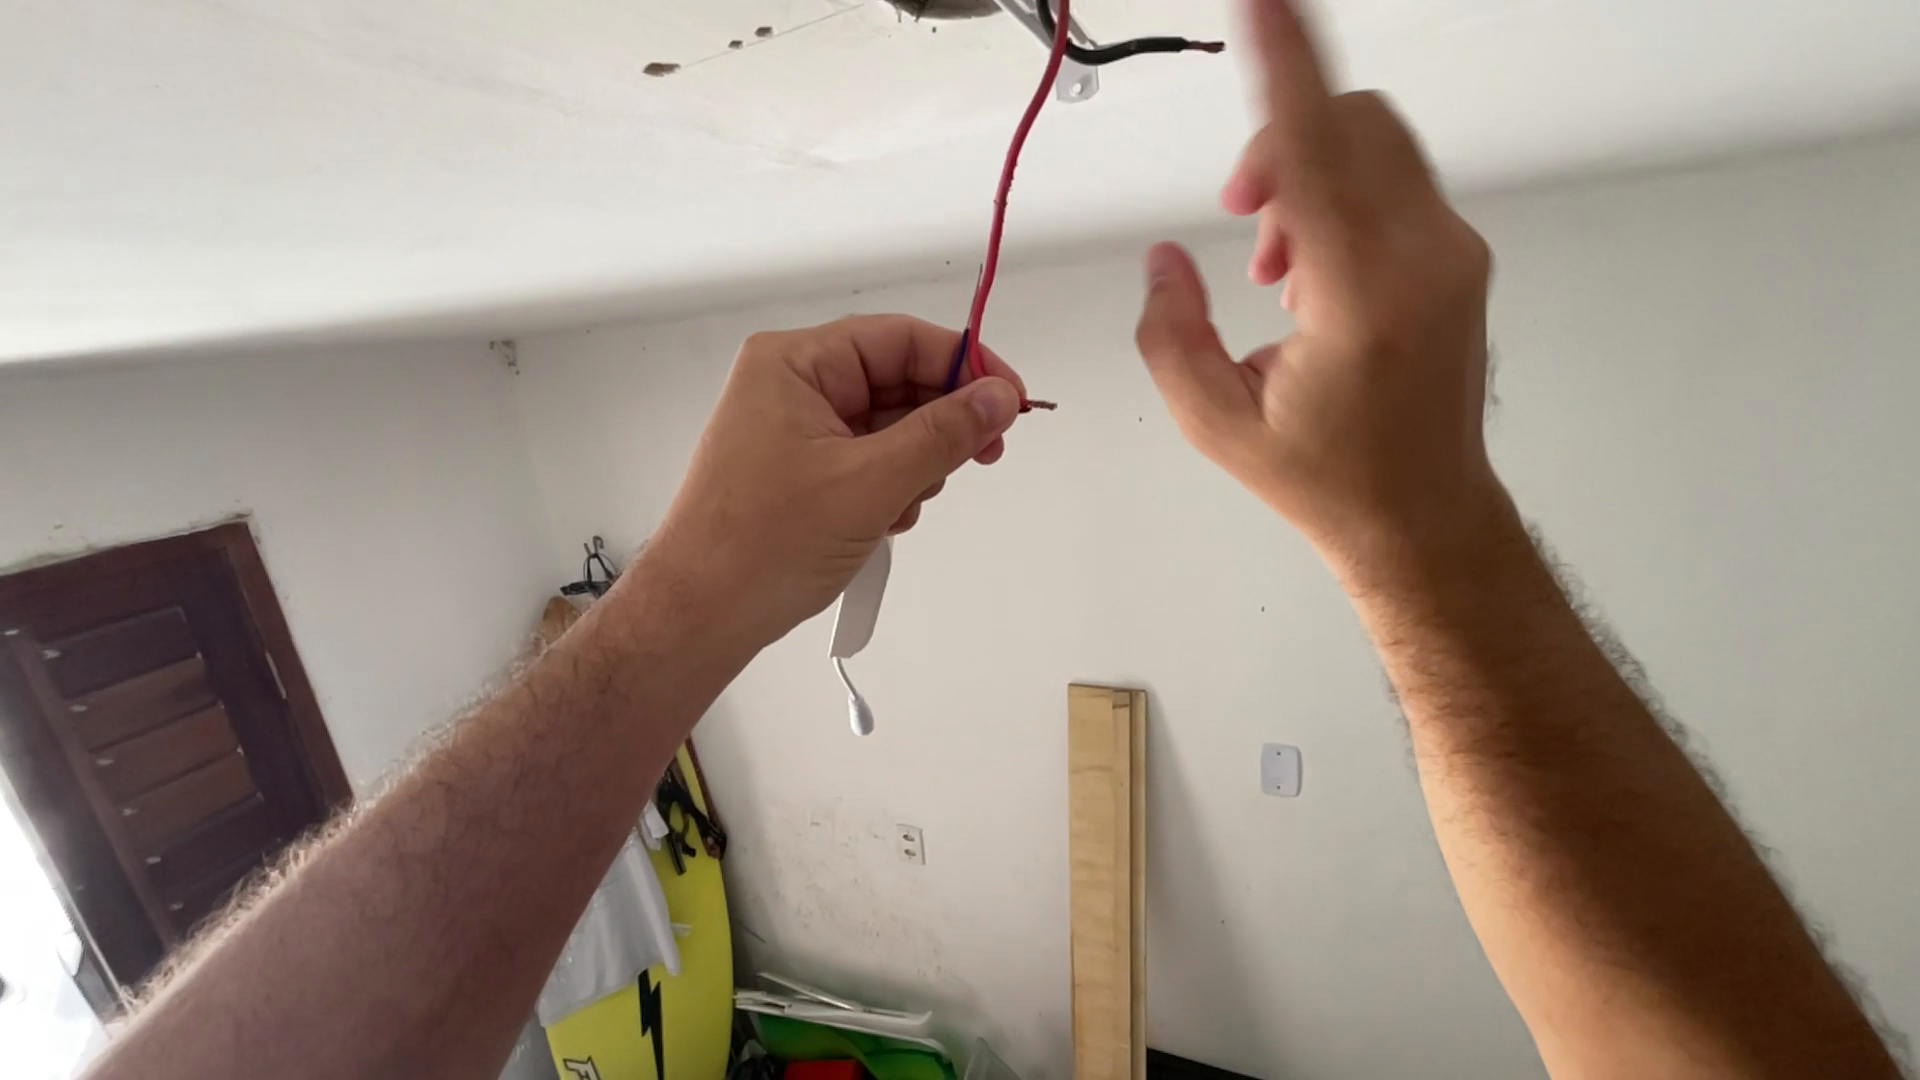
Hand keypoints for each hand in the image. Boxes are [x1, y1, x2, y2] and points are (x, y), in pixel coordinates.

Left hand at [643, 315, 1024, 649]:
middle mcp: (797, 385)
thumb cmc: (771, 543)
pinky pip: (870, 459)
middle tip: (982, 459)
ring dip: (916, 465)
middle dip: (940, 425)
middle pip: (898, 382)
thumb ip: (943, 434)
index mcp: (797, 363)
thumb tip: (1003, 397)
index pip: (901, 339)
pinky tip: (884, 522)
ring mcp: (799, 429)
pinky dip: (892, 487)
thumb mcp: (869, 483)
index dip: (965, 365)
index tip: (1014, 403)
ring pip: (890, 426)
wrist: (702, 616)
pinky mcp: (805, 469)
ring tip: (901, 508)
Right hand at [1135, 0, 1497, 573]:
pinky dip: (1339, 199)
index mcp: (1361, 300)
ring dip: (1307, 175)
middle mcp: (1423, 258)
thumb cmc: (1321, 476)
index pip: (1317, 153)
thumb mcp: (1213, 422)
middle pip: (1351, 125)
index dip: (1283, 69)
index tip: (1260, 2)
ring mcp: (1453, 253)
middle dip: (1279, 144)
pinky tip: (1308, 273)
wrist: (1419, 513)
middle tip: (1236, 214)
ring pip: (1375, 147)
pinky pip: (1393, 184)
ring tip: (1270, 267)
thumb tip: (1164, 260)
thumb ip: (1169, 335)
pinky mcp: (1457, 257)